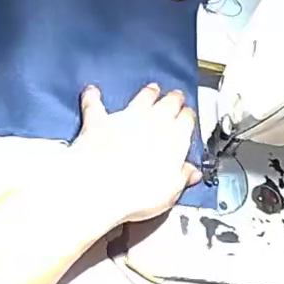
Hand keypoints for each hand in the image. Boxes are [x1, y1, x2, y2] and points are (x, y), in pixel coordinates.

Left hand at [64, 83, 201, 229]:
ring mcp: (126, 118)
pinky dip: (93, 96)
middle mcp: (154, 122)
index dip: (188, 117)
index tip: (188, 117)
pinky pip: (96, 103)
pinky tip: (92, 91)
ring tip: (152, 89)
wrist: (100, 187)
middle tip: (176, 97)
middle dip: (174, 99)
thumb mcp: (169, 192)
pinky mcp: (99, 120)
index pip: (187, 120)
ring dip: (148, 92)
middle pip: (169, 103)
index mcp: (175, 138)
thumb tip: (191, 173)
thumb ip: (182, 178)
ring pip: (142, 97)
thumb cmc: (138, 193)